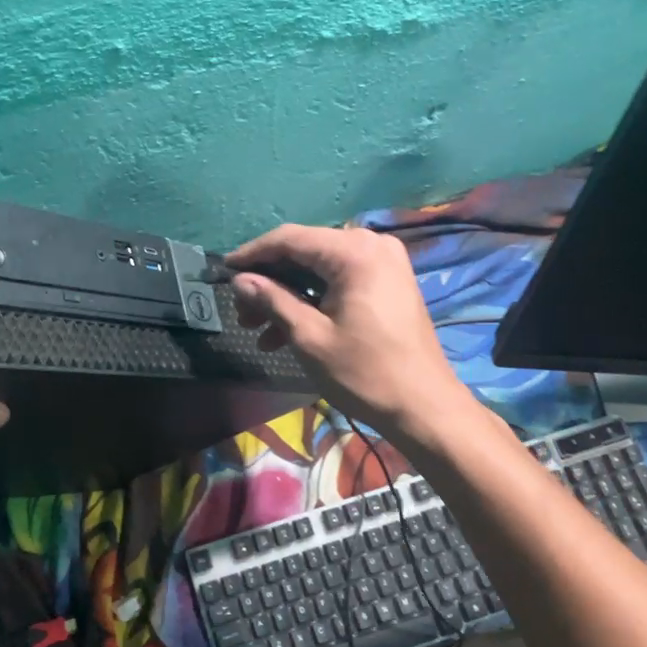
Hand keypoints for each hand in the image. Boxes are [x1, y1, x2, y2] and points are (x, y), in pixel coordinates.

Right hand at [227, 224, 472, 437]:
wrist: (425, 407)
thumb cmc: (365, 372)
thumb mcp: (309, 337)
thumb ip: (271, 300)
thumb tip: (239, 280)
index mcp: (354, 252)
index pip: (289, 239)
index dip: (252, 254)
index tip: (222, 272)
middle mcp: (371, 245)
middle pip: (304, 251)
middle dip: (269, 281)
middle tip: (241, 312)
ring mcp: (383, 263)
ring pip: (319, 269)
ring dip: (286, 296)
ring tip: (256, 329)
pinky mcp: (388, 282)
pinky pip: (339, 281)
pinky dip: (312, 301)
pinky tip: (285, 333)